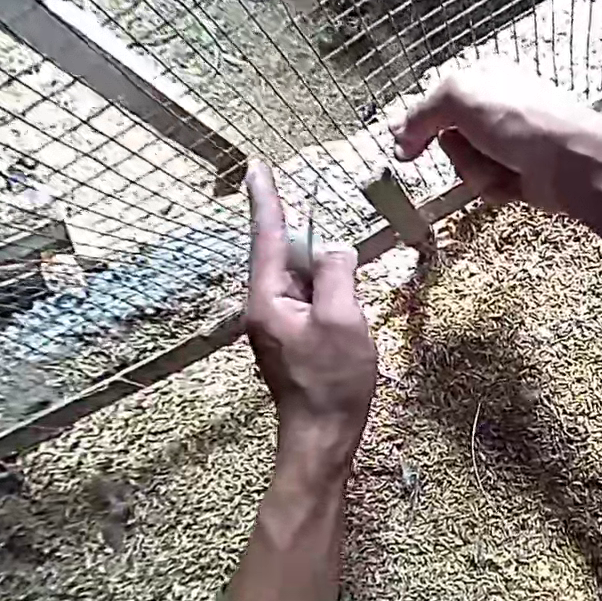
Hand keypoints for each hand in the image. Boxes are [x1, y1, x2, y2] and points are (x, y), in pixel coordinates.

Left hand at [244, 161, 376, 477]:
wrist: (322, 434)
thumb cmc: (333, 380)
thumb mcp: (344, 319)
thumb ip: (338, 274)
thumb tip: (336, 249)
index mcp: (268, 298)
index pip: (267, 237)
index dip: (266, 199)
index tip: (255, 166)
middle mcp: (265, 307)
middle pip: (286, 257)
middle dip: (311, 245)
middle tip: (334, 249)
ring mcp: (277, 325)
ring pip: (301, 281)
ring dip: (325, 275)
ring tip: (346, 300)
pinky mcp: (292, 339)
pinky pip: (308, 301)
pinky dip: (327, 295)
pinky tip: (345, 309)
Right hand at [390, 63, 601, 215]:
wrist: (570, 161)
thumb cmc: (519, 119)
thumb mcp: (459, 98)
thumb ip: (422, 113)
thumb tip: (398, 139)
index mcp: (482, 78)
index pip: (436, 102)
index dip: (418, 127)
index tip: (403, 150)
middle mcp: (495, 109)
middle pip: (450, 140)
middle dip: (459, 152)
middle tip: (474, 148)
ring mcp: (508, 144)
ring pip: (467, 167)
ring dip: (478, 172)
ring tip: (502, 166)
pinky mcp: (518, 174)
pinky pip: (488, 187)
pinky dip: (497, 188)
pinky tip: (515, 182)